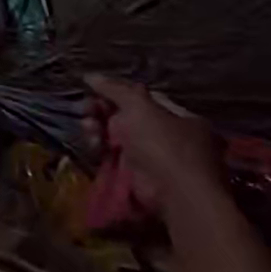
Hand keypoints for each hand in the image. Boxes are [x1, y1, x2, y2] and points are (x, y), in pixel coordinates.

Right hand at [85, 74, 227, 218]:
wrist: (175, 195)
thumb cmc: (164, 144)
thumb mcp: (138, 105)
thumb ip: (114, 88)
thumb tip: (90, 76)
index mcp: (182, 119)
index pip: (144, 98)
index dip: (119, 92)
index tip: (97, 90)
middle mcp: (171, 138)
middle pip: (126, 116)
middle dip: (103, 110)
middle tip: (88, 108)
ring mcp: (155, 159)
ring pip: (116, 135)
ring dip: (98, 128)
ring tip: (89, 127)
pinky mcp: (139, 176)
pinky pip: (113, 155)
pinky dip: (100, 147)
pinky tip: (94, 144)